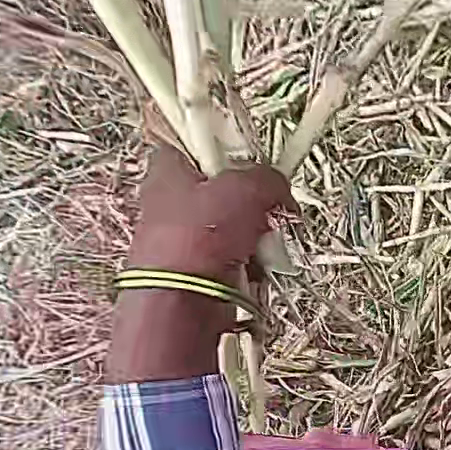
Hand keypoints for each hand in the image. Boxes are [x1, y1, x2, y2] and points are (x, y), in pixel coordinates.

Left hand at [126, 144, 294, 282]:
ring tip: (263, 251)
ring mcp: (184, 244)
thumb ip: (268, 178)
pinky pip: (236, 265)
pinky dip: (251, 270)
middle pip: (227, 197)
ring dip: (257, 243)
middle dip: (254, 210)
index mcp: (169, 171)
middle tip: (268, 215)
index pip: (200, 148)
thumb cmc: (201, 235)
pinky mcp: (198, 276)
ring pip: (236, 234)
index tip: (255, 170)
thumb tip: (281, 187)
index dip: (230, 156)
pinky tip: (254, 274)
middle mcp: (171, 205)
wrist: (181, 301)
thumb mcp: (244, 189)